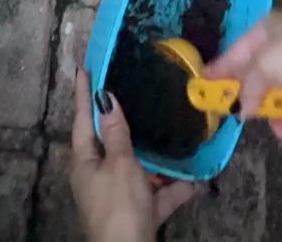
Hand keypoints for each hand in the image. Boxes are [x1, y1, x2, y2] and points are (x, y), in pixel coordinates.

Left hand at [69, 68, 198, 241]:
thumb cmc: (119, 207)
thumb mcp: (119, 163)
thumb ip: (116, 131)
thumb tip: (104, 97)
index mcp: (85, 161)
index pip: (83, 117)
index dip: (84, 92)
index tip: (84, 66)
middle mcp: (97, 176)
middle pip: (110, 141)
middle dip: (123, 120)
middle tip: (131, 89)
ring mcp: (118, 196)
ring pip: (137, 166)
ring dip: (155, 154)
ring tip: (170, 127)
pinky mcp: (138, 215)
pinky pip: (157, 194)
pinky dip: (174, 187)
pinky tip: (197, 178)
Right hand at [201, 12, 281, 145]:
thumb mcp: (264, 64)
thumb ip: (247, 86)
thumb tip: (239, 108)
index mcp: (267, 28)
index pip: (236, 50)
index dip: (220, 68)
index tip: (201, 84)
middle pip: (258, 76)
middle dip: (254, 99)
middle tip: (245, 117)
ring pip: (280, 97)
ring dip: (279, 117)